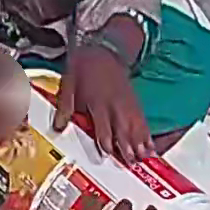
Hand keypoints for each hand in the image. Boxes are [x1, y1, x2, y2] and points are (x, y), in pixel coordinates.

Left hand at [56, 36, 153, 163]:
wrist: (103, 49)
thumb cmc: (84, 68)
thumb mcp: (68, 84)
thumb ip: (64, 107)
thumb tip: (58, 127)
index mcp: (97, 103)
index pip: (103, 125)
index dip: (106, 140)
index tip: (108, 152)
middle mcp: (114, 106)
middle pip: (122, 129)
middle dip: (127, 145)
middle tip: (131, 161)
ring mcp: (127, 105)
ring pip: (136, 127)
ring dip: (141, 143)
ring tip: (144, 157)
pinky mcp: (135, 104)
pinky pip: (143, 122)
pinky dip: (148, 135)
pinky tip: (151, 146)